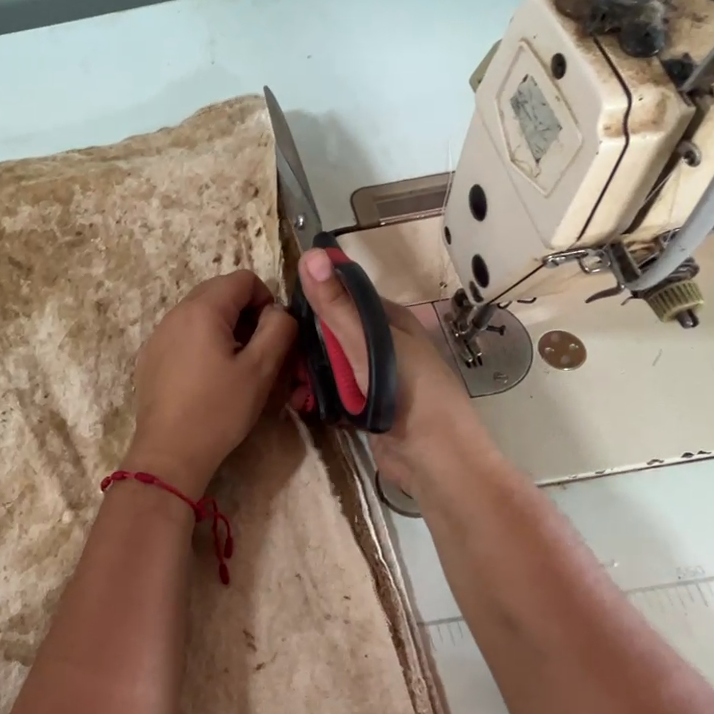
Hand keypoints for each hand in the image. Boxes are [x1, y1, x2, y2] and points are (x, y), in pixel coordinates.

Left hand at [126, 271, 297, 493]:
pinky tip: (207, 378)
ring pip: (199, 314)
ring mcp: (157, 335)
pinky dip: (201, 343)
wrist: (169, 452)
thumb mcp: (261, 370)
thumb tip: (279, 312)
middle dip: (244, 313)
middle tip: (258, 350)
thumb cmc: (219, 410)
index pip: (242, 279)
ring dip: (223, 328)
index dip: (266, 299)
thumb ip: (278, 329)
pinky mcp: (149, 357)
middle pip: (218, 292)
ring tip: (234, 366)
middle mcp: (174, 314)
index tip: (273, 332)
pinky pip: (182, 335)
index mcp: (202, 310)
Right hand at [297, 248, 476, 488]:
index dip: (314, 296)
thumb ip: (336, 304)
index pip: (345, 295)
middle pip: (332, 331)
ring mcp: (374, 378)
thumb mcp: (367, 342)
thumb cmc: (408, 391)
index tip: (281, 304)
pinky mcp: (365, 407)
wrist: (435, 459)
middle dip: (306, 342)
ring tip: (286, 378)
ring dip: (308, 372)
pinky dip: (317, 396)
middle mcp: (382, 345)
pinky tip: (300, 400)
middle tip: (279, 349)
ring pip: (330, 364)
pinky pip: (333, 393)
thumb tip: (312, 254)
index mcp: (390, 321)